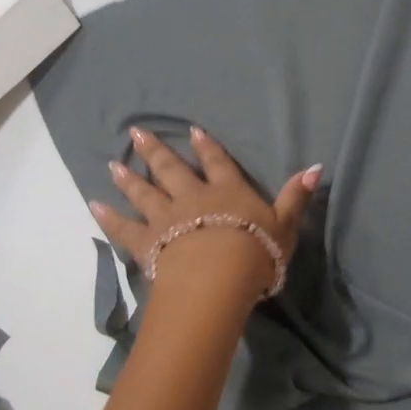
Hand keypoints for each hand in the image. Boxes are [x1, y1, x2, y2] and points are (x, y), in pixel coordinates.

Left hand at [89, 126, 320, 299]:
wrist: (217, 279)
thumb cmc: (256, 252)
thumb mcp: (285, 224)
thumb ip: (296, 196)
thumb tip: (316, 166)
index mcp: (228, 192)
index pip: (218, 163)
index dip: (207, 147)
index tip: (193, 130)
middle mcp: (193, 197)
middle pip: (172, 169)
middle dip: (156, 150)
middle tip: (136, 132)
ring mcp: (167, 218)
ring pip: (145, 192)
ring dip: (129, 177)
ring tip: (113, 163)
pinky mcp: (147, 243)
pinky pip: (124, 227)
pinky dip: (109, 217)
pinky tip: (94, 206)